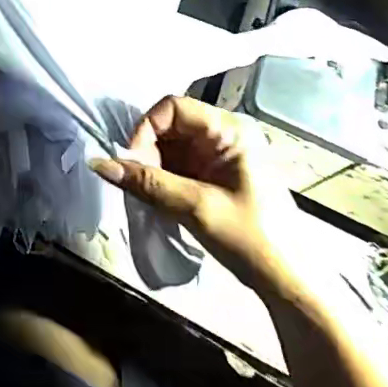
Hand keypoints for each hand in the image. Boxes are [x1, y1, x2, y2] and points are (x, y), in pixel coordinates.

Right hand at [91, 95, 296, 294]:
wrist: (288, 279)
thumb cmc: (252, 238)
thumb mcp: (195, 207)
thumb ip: (146, 183)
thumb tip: (99, 164)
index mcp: (230, 130)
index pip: (173, 107)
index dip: (146, 128)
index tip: (131, 162)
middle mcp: (224, 134)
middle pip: (169, 125)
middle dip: (146, 150)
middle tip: (137, 183)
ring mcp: (219, 155)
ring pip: (169, 146)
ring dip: (151, 166)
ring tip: (145, 194)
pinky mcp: (213, 176)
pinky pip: (177, 164)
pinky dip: (160, 178)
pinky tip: (155, 198)